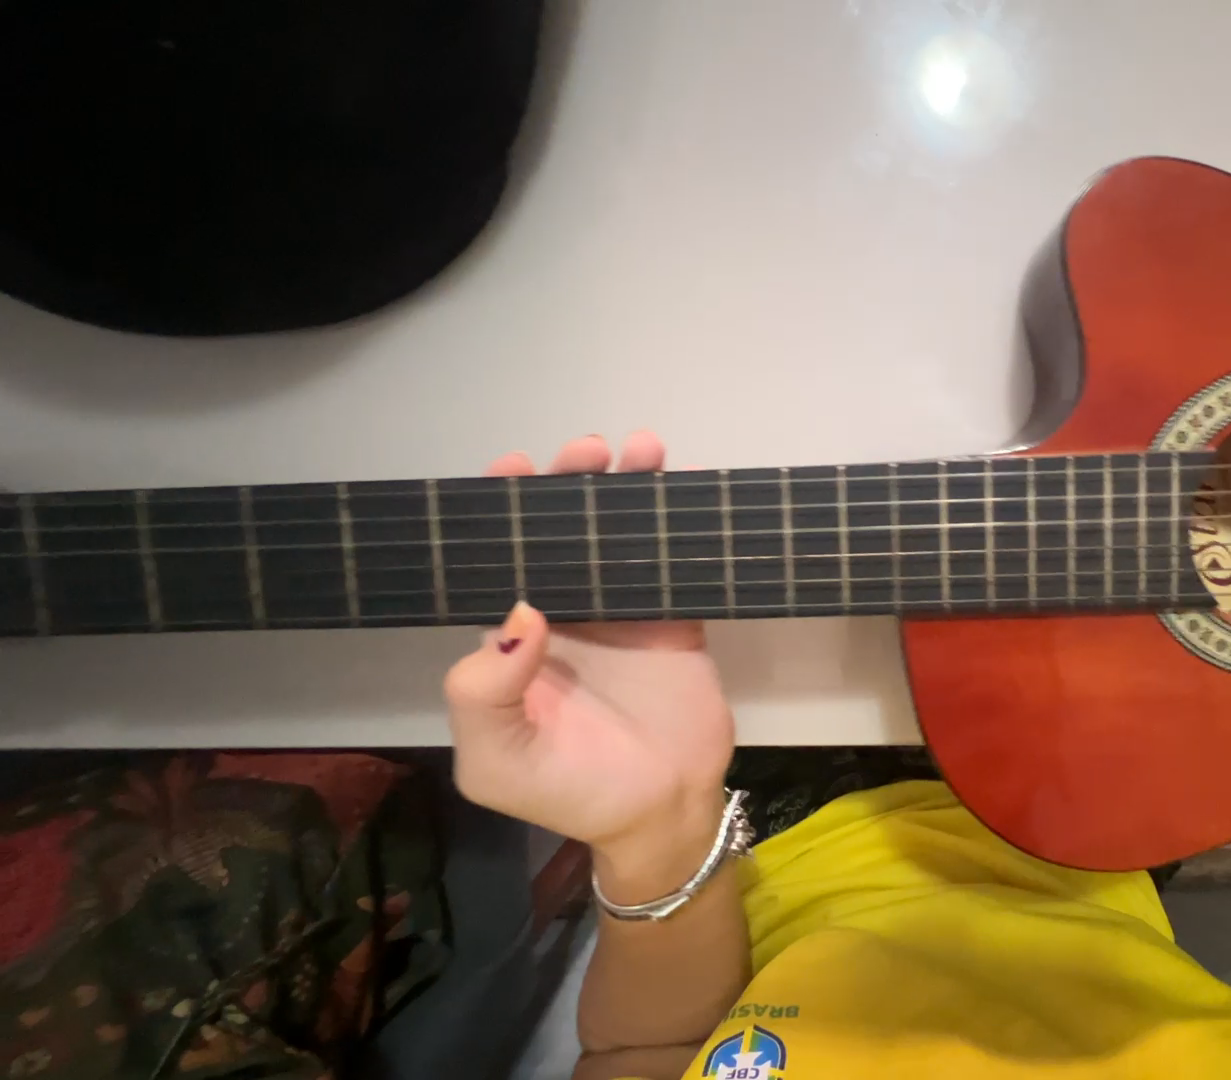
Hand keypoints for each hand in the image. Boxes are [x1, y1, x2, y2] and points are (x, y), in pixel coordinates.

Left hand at [442, 432, 733, 882]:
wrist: (663, 808)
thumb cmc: (570, 789)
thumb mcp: (499, 761)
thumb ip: (484, 696)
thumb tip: (523, 613)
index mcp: (515, 642)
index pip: (502, 561)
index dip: (505, 511)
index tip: (517, 468)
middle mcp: (569, 613)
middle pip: (565, 533)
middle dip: (573, 484)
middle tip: (592, 450)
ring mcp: (626, 613)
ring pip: (622, 537)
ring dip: (630, 489)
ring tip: (643, 449)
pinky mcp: (677, 618)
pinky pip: (675, 562)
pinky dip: (683, 525)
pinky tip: (690, 491)